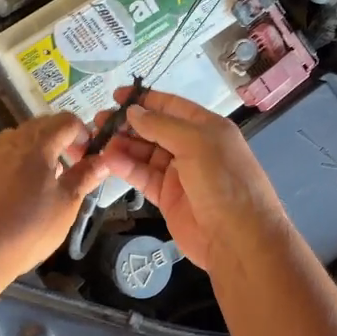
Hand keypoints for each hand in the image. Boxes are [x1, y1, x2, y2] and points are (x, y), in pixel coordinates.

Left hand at [0, 113, 109, 286]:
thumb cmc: (27, 228)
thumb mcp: (66, 205)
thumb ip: (85, 177)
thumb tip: (102, 160)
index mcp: (38, 144)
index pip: (67, 121)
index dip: (83, 133)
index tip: (91, 154)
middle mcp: (13, 140)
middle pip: (43, 125)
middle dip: (62, 137)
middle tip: (75, 163)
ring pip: (23, 137)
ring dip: (42, 147)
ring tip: (51, 175)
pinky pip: (7, 152)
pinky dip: (23, 158)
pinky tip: (26, 185)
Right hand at [91, 89, 289, 277]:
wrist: (238, 239)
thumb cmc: (223, 181)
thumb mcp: (196, 143)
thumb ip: (162, 125)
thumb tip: (132, 111)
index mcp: (207, 127)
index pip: (172, 106)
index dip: (145, 99)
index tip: (116, 96)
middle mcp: (193, 147)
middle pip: (155, 129)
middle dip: (128, 123)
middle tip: (99, 121)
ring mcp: (179, 173)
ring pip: (145, 153)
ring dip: (123, 145)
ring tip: (97, 140)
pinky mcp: (167, 197)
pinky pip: (143, 176)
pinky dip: (126, 167)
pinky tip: (108, 160)